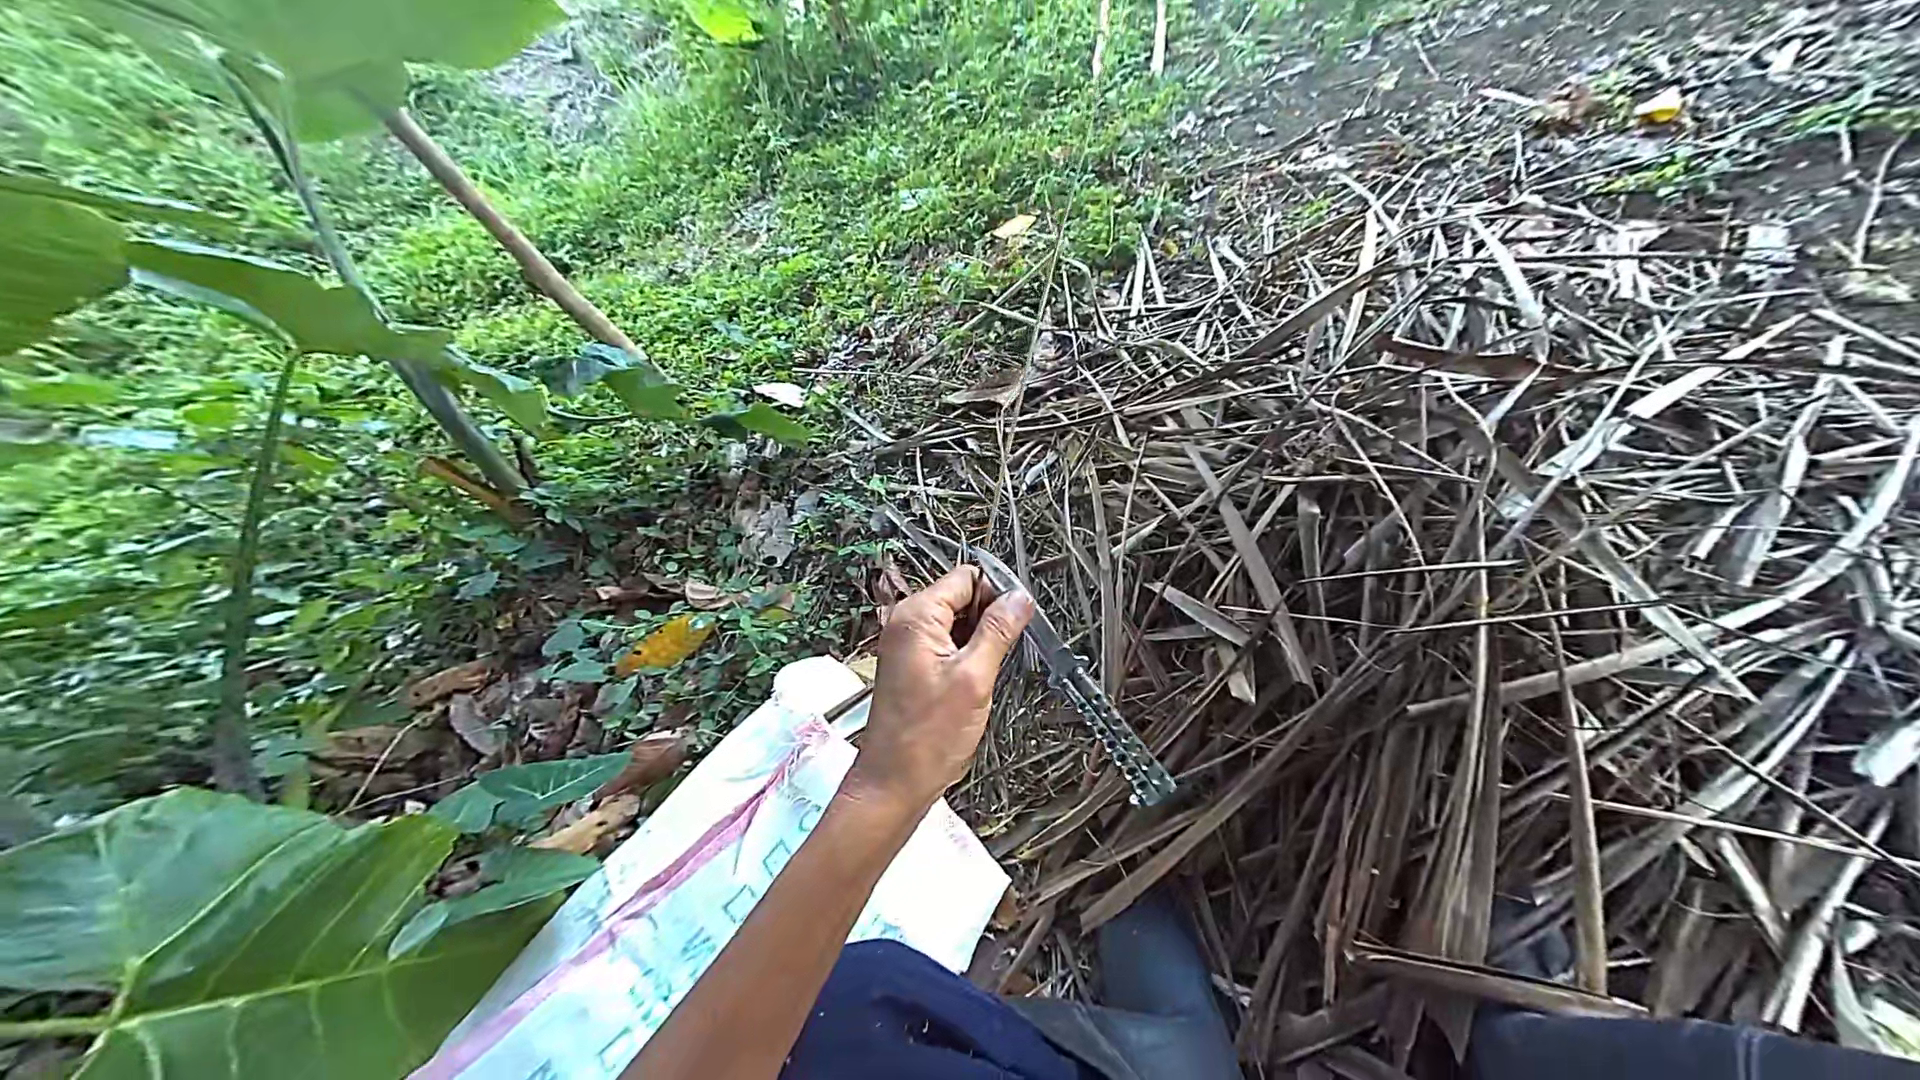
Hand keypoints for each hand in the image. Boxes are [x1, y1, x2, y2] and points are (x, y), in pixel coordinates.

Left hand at [846, 564, 1033, 811]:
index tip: (1018, 616)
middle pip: (961, 596)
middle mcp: (906, 624)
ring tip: (987, 670)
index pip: (966, 577)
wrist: (895, 781)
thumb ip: (998, 631)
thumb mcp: (974, 677)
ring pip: (957, 621)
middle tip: (1004, 649)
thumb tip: (1019, 599)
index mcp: (916, 617)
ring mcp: (907, 644)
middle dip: (989, 617)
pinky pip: (947, 642)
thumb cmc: (925, 738)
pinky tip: (975, 679)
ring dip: (979, 638)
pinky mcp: (913, 664)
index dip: (997, 593)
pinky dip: (967, 653)